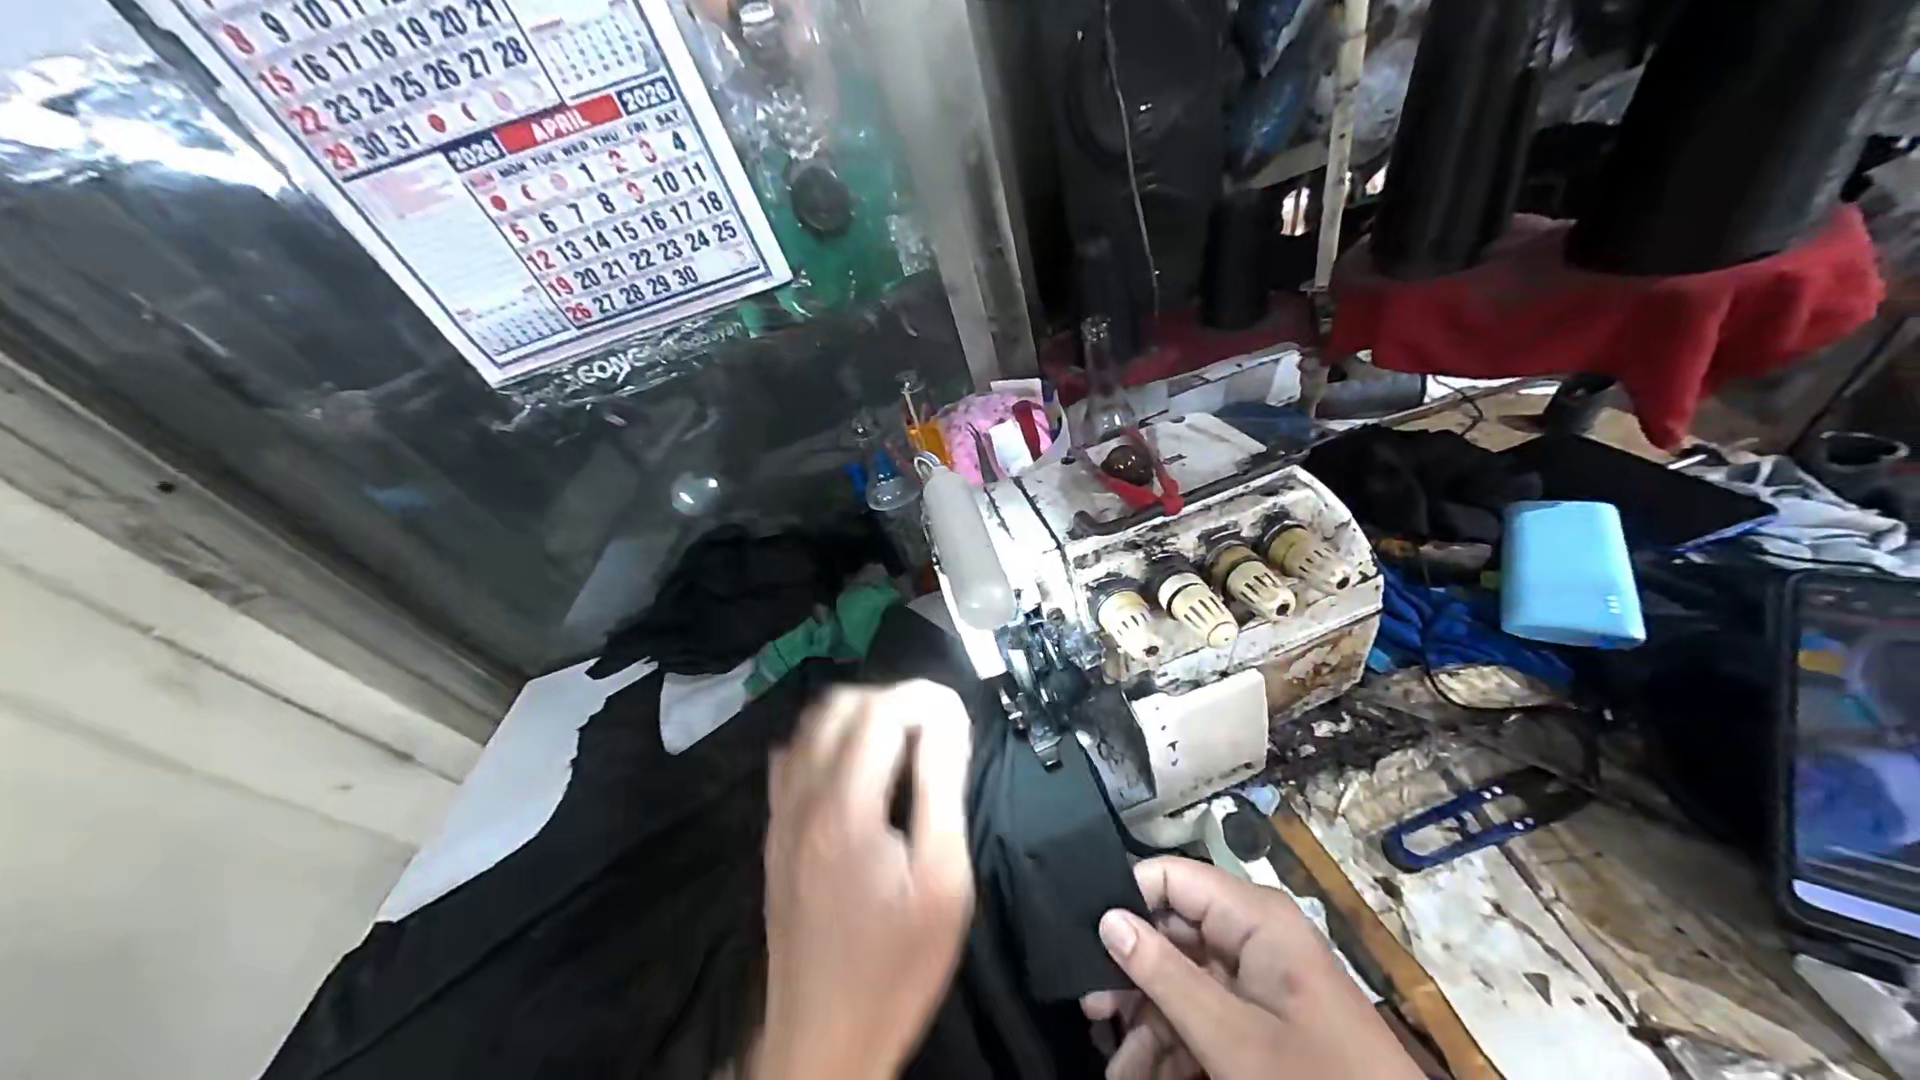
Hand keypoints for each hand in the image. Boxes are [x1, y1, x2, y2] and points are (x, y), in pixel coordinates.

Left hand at [755, 682, 975, 1079]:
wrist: (823, 1037)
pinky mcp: (774, 831)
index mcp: (846, 807)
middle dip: (894, 701)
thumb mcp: (943, 881)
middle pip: (843, 705)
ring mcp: (781, 813)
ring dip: (860, 715)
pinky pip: (792, 755)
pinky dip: (826, 740)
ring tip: (900, 745)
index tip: (958, 719)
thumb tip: (947, 720)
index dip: (925, 699)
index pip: (881, 710)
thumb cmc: (896, 965)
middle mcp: (803, 797)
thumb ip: (942, 788)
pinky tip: (855, 769)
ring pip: (812, 723)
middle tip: (934, 731)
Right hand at [1083, 856, 1422, 1079]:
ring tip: (1115, 1068)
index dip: (1128, 899)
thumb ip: (1163, 974)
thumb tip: (1107, 917)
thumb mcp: (1232, 1038)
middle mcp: (1252, 934)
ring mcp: (1257, 977)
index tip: (1086, 937)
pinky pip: (1203, 1014)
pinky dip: (1173, 1044)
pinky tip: (1139, 1074)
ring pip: (1181, 980)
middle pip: (1172, 931)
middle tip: (1090, 1008)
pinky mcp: (1262, 1016)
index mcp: (1253, 916)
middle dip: (1131, 975)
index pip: (1172, 876)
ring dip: (1146, 1024)